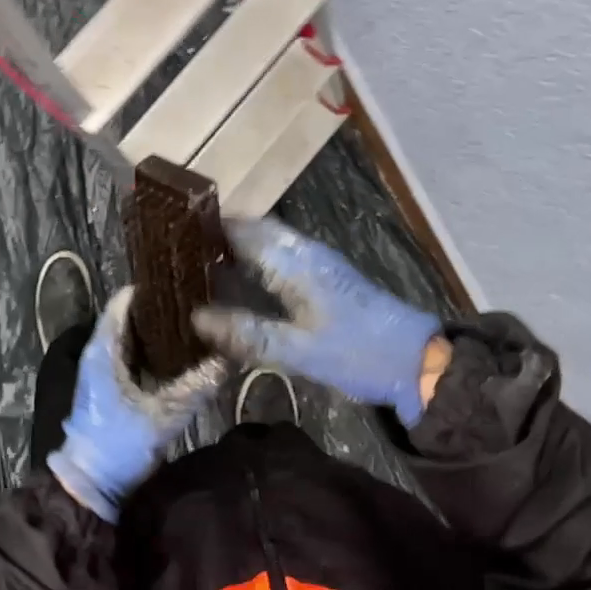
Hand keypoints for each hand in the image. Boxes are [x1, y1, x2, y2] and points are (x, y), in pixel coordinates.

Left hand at [46, 287, 227, 520]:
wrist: (89, 483)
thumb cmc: (118, 444)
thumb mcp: (162, 417)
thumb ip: (195, 388)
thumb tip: (227, 360)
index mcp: (103, 348)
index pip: (122, 301)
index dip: (148, 288)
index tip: (179, 281)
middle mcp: (98, 351)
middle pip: (128, 316)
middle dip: (158, 308)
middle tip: (194, 300)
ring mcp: (101, 368)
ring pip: (130, 336)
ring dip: (156, 329)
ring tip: (191, 320)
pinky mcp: (108, 385)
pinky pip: (131, 354)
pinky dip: (151, 348)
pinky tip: (177, 352)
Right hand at [193, 218, 444, 425]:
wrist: (418, 362)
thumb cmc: (358, 352)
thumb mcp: (300, 350)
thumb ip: (248, 332)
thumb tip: (196, 317)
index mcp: (295, 261)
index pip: (241, 230)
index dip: (207, 227)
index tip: (172, 232)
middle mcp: (303, 252)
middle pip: (252, 230)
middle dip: (217, 235)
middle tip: (178, 250)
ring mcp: (315, 263)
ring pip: (265, 243)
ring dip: (234, 247)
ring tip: (197, 265)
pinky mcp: (323, 278)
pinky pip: (277, 257)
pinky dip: (252, 262)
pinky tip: (236, 283)